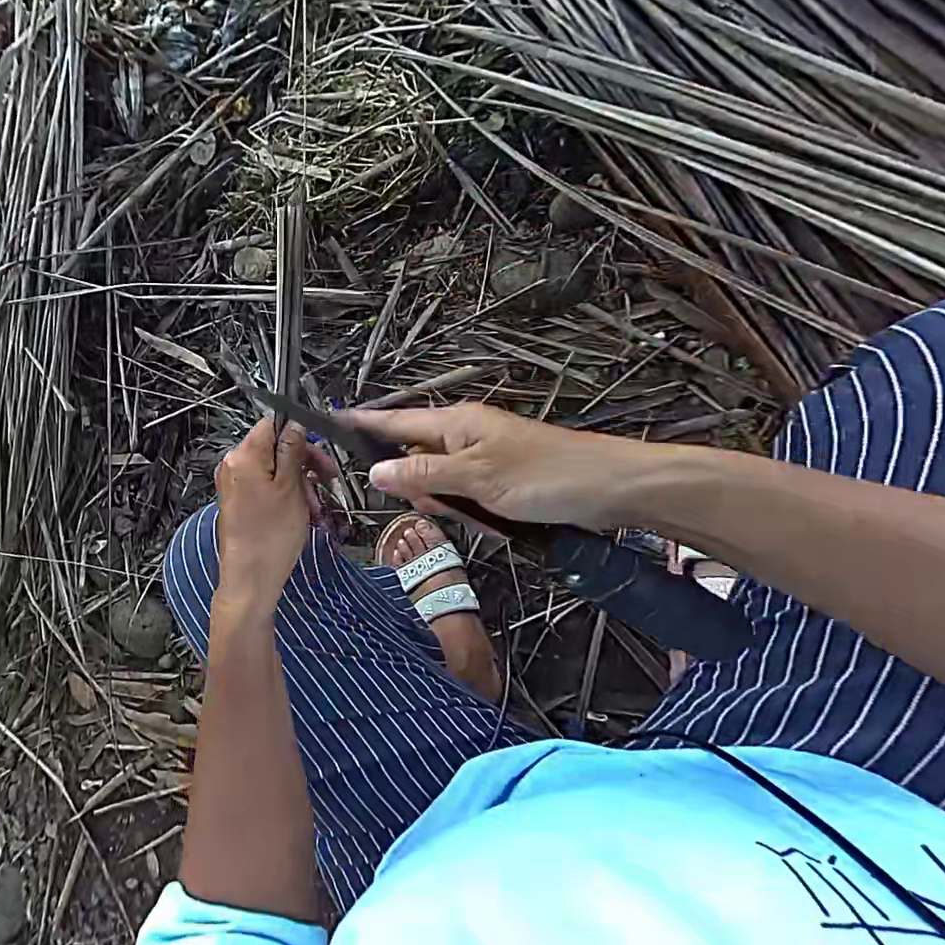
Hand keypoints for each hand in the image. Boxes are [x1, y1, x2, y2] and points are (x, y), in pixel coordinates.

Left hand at [214, 420, 338, 619]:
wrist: (250, 580)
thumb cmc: (268, 539)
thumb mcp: (291, 488)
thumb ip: (293, 451)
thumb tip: (295, 425)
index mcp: (243, 457)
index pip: (271, 425)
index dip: (299, 436)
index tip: (317, 452)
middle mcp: (233, 467)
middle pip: (274, 448)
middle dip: (302, 463)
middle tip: (324, 478)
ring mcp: (234, 486)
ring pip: (273, 470)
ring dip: (298, 483)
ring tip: (314, 505)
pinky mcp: (239, 503)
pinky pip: (266, 488)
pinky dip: (286, 496)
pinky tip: (302, 512)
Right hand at [343, 403, 659, 531]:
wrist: (612, 489)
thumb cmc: (547, 474)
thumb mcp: (476, 478)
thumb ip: (422, 474)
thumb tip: (375, 472)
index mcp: (454, 423)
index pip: (395, 422)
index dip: (364, 424)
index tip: (332, 422)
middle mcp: (463, 436)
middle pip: (415, 460)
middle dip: (423, 489)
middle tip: (448, 507)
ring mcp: (481, 458)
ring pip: (440, 484)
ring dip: (454, 506)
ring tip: (485, 516)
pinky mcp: (499, 479)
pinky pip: (467, 497)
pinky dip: (476, 514)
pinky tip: (498, 522)